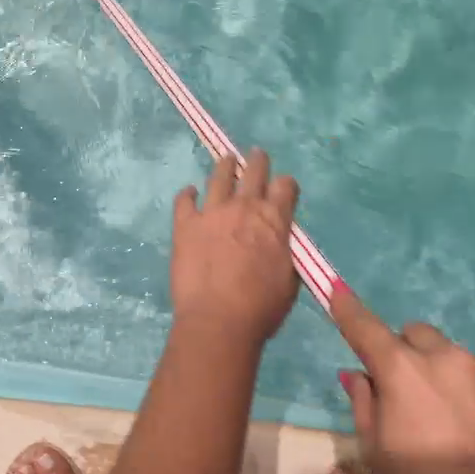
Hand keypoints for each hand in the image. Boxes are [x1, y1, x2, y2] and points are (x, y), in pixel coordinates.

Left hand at [168, 150, 301, 345]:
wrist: (218, 319)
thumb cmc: (261, 307)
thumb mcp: (290, 279)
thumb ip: (285, 252)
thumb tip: (281, 242)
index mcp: (274, 220)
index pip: (285, 187)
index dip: (285, 185)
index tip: (283, 187)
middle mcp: (244, 207)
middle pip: (253, 172)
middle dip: (257, 161)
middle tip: (256, 154)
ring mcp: (212, 213)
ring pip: (219, 177)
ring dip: (225, 166)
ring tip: (226, 159)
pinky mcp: (185, 224)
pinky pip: (184, 200)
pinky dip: (188, 194)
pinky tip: (189, 192)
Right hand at [329, 291, 474, 473]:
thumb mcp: (378, 456)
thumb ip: (366, 404)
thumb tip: (359, 373)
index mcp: (405, 373)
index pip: (366, 326)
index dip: (347, 308)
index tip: (335, 288)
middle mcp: (449, 360)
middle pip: (416, 335)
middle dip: (405, 354)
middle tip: (406, 394)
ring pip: (455, 357)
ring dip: (444, 376)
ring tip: (451, 424)